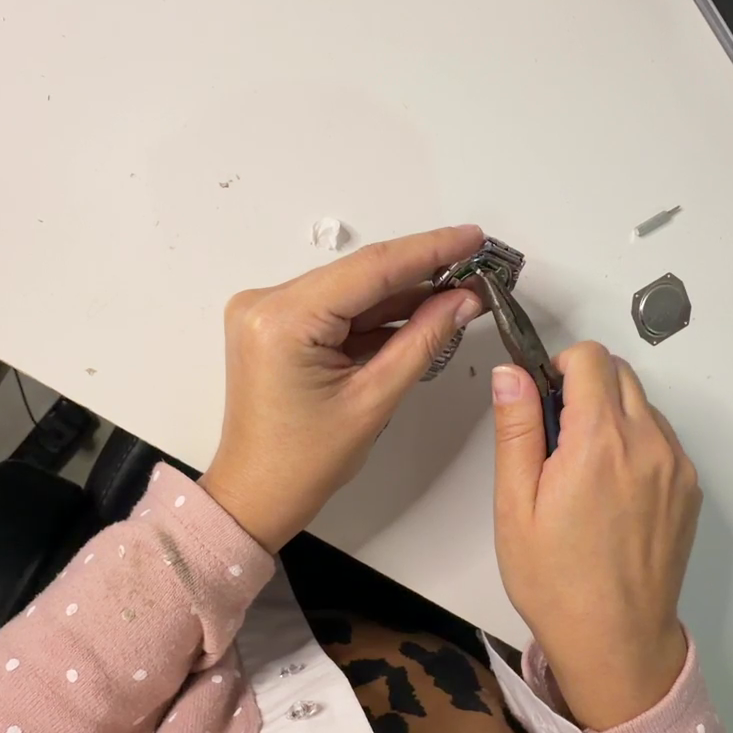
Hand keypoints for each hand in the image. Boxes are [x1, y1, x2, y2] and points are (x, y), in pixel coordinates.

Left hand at [201, 225, 487, 551]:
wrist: (257, 494)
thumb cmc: (305, 462)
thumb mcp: (374, 400)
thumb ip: (422, 341)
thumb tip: (464, 299)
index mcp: (283, 320)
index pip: (370, 269)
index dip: (429, 250)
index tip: (474, 238)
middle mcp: (265, 303)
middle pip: (359, 276)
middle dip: (419, 274)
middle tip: (475, 268)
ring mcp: (266, 313)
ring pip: (349, 293)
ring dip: (400, 296)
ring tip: (457, 293)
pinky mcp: (274, 326)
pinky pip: (334, 311)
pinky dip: (374, 317)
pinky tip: (418, 314)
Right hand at [491, 343, 701, 730]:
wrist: (616, 640)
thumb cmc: (554, 581)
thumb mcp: (514, 506)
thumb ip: (516, 430)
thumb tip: (510, 373)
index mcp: (599, 441)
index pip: (590, 358)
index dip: (558, 366)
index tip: (541, 400)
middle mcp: (649, 443)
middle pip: (621, 374)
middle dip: (585, 387)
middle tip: (554, 439)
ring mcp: (677, 467)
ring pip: (644, 406)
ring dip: (612, 415)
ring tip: (583, 473)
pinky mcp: (689, 490)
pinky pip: (662, 440)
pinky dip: (636, 444)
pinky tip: (612, 493)